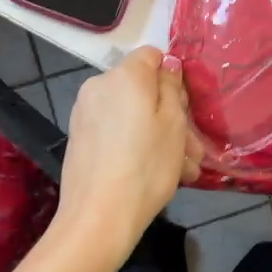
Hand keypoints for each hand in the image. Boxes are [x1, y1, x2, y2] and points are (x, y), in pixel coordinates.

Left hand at [44, 46, 203, 271]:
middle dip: (170, 114)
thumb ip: (171, 88)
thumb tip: (168, 64)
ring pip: (131, 114)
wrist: (98, 217)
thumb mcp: (174, 124)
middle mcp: (99, 86)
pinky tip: (154, 174)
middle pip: (142, 89)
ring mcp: (85, 113)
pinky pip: (115, 130)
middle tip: (192, 150)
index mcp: (124, 76)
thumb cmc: (146, 166)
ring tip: (181, 171)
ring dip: (157, 136)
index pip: (152, 55)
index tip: (187, 106)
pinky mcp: (79, 138)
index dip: (173, 75)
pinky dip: (134, 144)